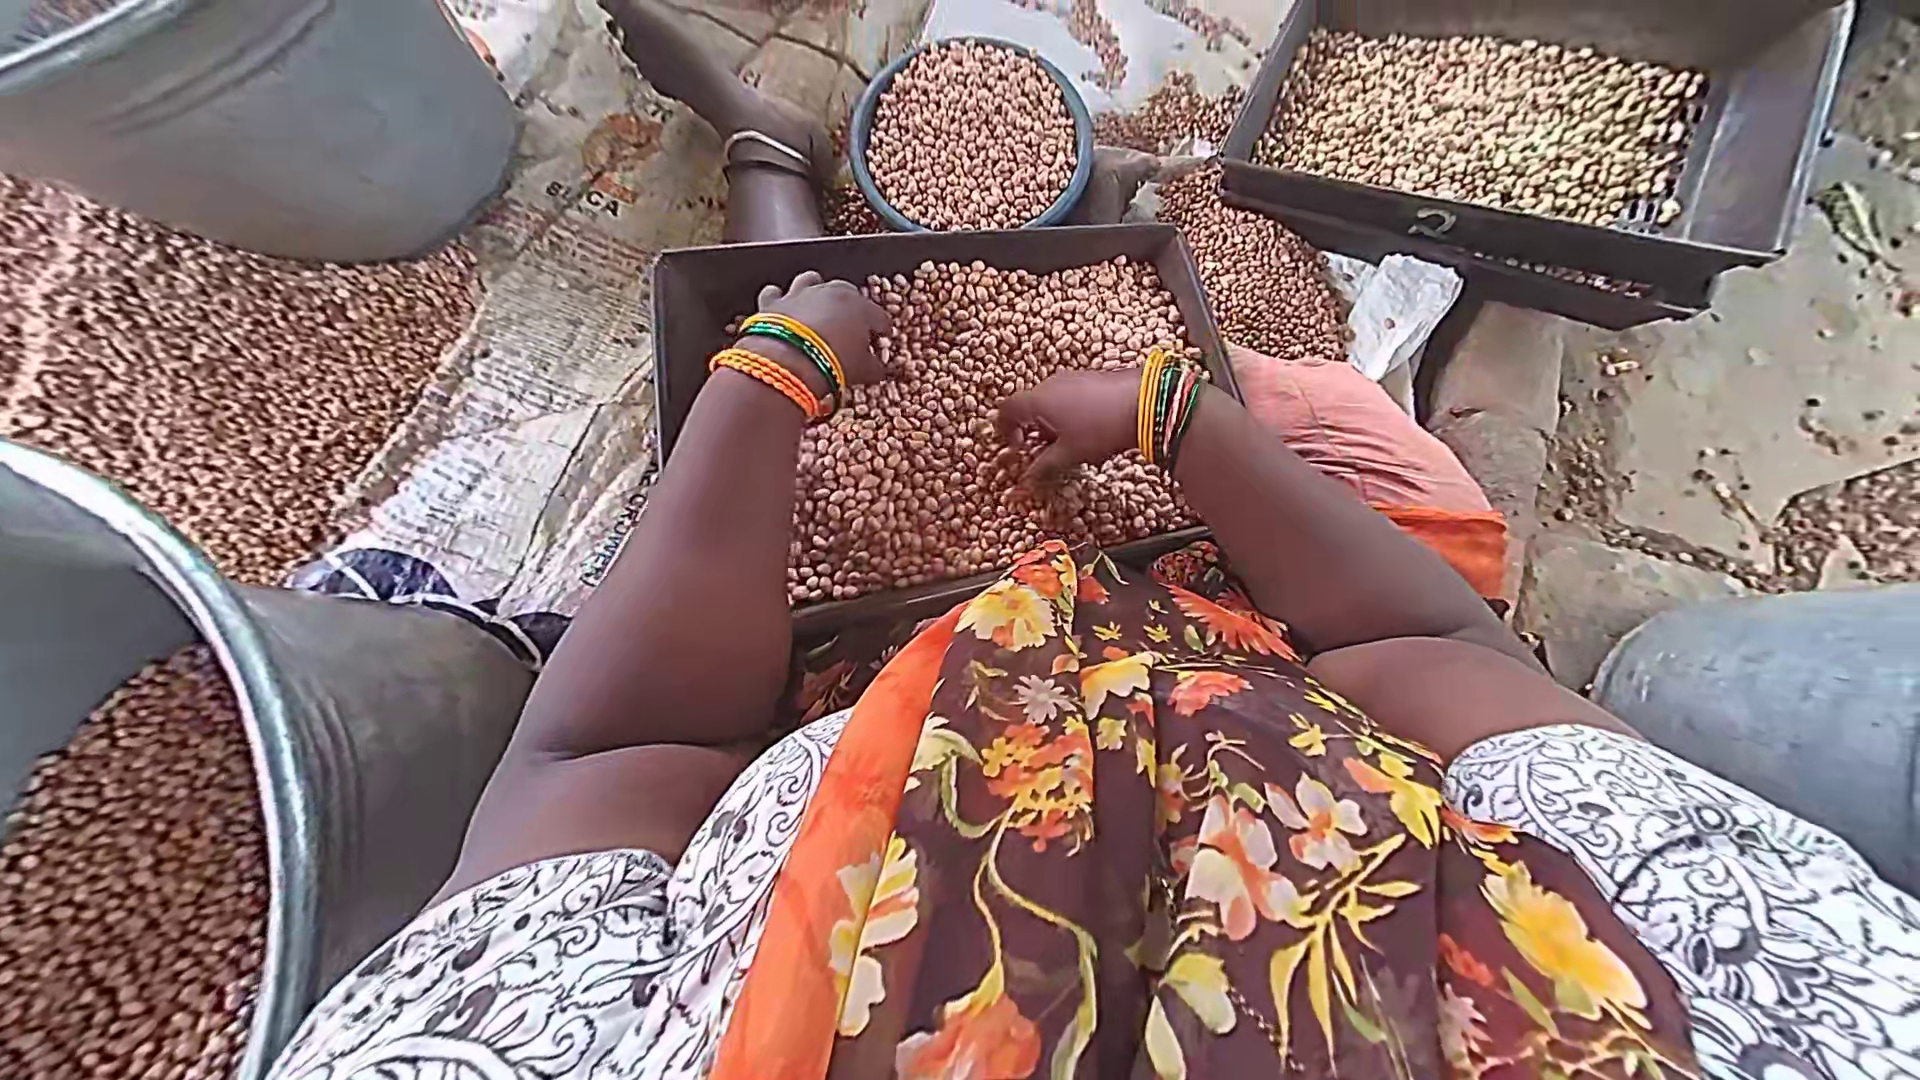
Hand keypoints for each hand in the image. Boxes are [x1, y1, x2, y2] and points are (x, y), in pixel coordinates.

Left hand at [749, 271, 892, 390]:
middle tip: (852, 331)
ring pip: (812, 281)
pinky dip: (780, 300)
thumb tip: (879, 369)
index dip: (881, 332)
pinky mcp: (774, 302)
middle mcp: (832, 292)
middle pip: (849, 294)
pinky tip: (784, 311)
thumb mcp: (865, 371)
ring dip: (817, 292)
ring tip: (820, 311)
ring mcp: (801, 293)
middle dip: (852, 310)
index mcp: (861, 307)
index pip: (879, 318)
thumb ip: (875, 368)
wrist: (790, 361)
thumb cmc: (834, 362)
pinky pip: (775, 293)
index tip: (880, 342)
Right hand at [995, 368, 1140, 489]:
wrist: (1147, 402)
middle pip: (1029, 406)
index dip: (1006, 430)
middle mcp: (1050, 384)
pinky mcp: (1092, 379)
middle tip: (1042, 451)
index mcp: (1037, 400)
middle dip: (1031, 430)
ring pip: (1050, 401)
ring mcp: (1073, 378)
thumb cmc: (1101, 427)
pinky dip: (1068, 414)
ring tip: (1067, 444)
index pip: (1006, 410)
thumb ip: (1043, 466)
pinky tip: (1087, 431)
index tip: (1017, 448)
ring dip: (1051, 423)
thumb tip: (1026, 479)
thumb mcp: (1068, 454)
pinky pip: (1069, 396)